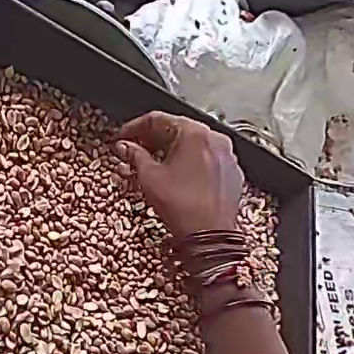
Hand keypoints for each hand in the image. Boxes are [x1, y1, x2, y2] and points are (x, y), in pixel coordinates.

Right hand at [112, 112, 242, 236]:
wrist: (210, 234)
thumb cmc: (182, 205)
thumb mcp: (149, 177)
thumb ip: (135, 155)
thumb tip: (125, 146)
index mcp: (194, 133)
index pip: (158, 119)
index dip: (134, 127)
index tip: (122, 136)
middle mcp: (215, 139)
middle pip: (177, 129)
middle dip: (152, 138)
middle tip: (133, 147)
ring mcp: (226, 155)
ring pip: (193, 144)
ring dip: (170, 149)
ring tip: (151, 162)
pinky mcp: (231, 172)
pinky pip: (205, 159)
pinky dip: (188, 162)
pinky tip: (175, 175)